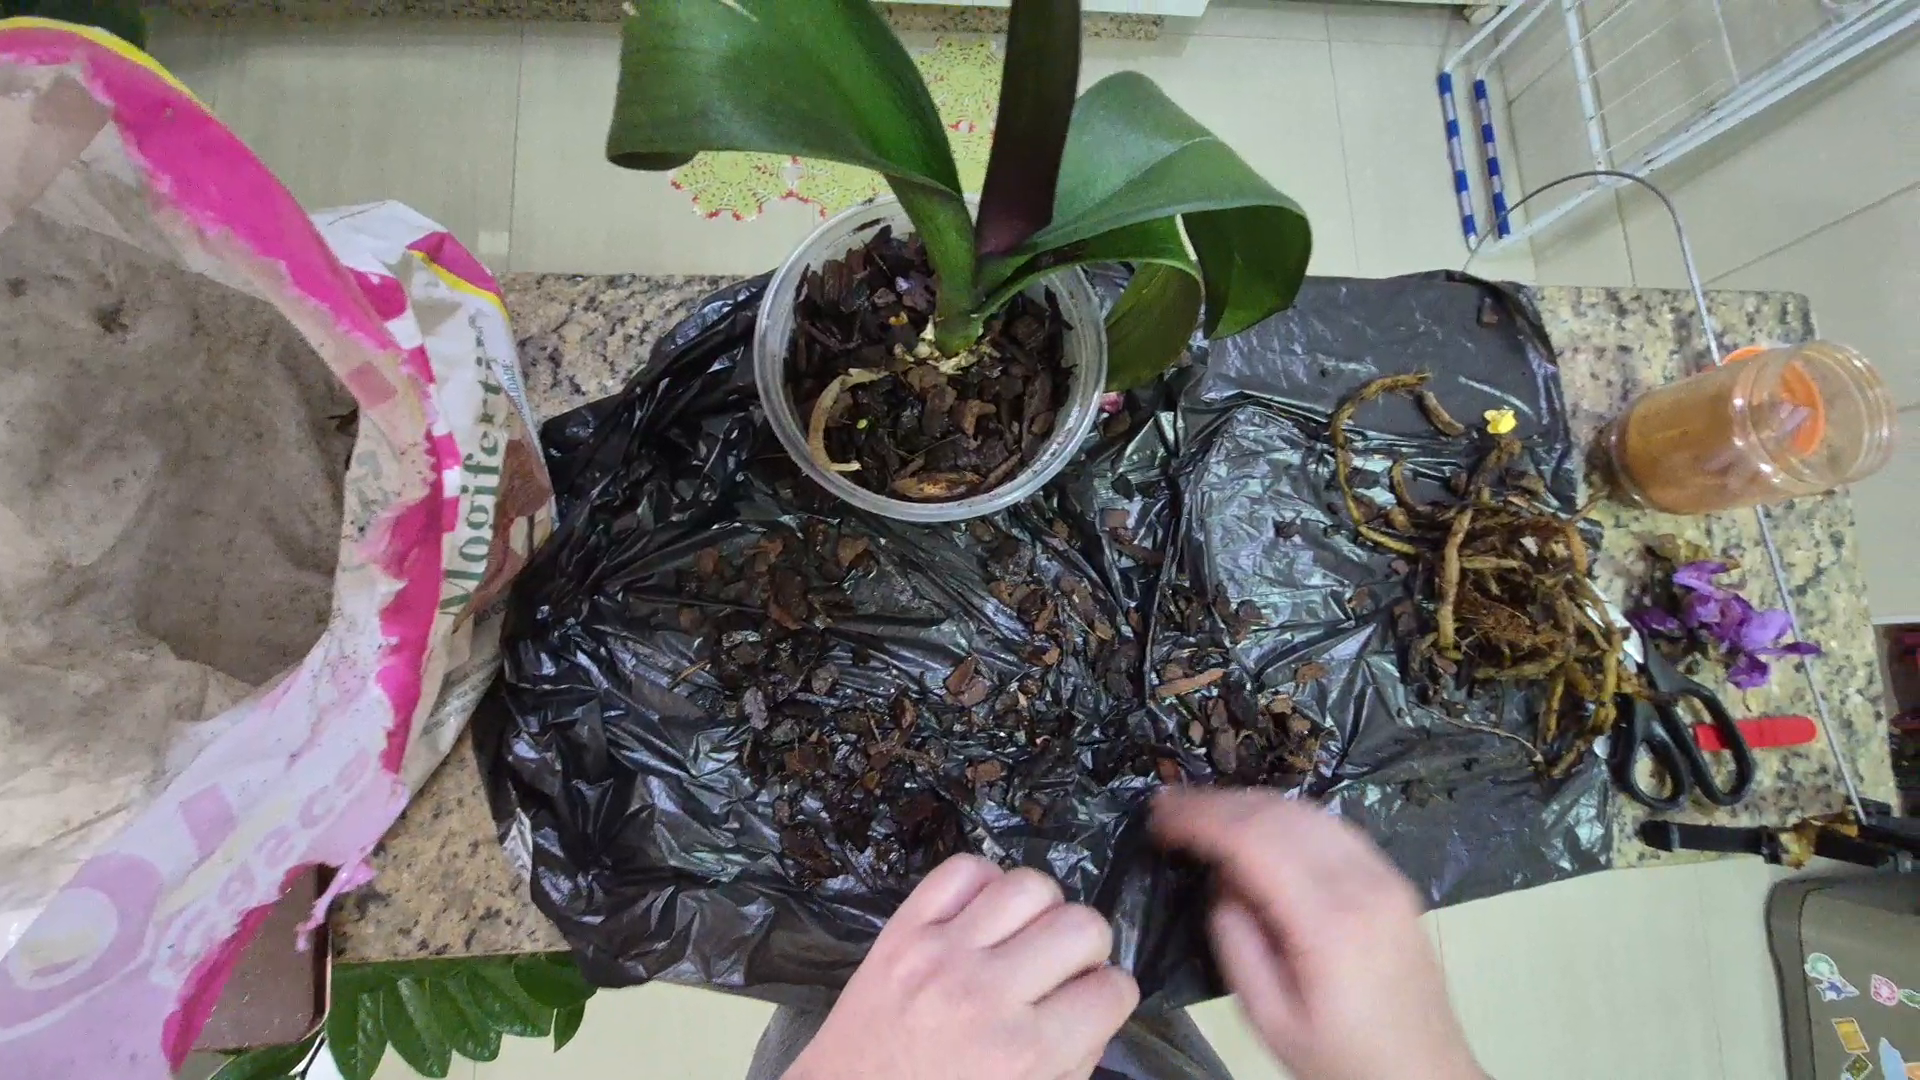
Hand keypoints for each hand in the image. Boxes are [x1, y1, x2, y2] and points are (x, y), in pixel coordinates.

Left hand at [786, 854, 1137, 1079]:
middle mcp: (988, 992)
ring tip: (1024, 932)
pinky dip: (984, 881)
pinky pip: (963, 869)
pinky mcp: (904, 925)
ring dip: (1041, 907)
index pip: (1111, 990)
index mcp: (1025, 1055)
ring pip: (1028, 885)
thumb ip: (1073, 1059)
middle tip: (1067, 962)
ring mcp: (942, 950)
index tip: (1097, 997)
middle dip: (1090, 943)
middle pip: (1081, 924)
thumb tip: (1098, 999)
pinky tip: (982, 912)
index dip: (1113, 993)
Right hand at [1153, 789, 1483, 1079]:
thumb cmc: (1341, 1062)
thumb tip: (1221, 879)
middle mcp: (1362, 884)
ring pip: (1300, 808)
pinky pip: (1325, 822)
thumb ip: (1234, 939)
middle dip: (1212, 802)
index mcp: (1330, 924)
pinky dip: (1277, 811)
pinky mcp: (1389, 876)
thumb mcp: (1269, 1019)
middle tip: (1166, 806)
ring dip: (1242, 801)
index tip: (1158, 817)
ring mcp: (1382, 874)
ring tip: (1199, 809)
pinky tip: (1251, 820)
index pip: (1251, 840)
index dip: (1198, 818)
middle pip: (1274, 813)